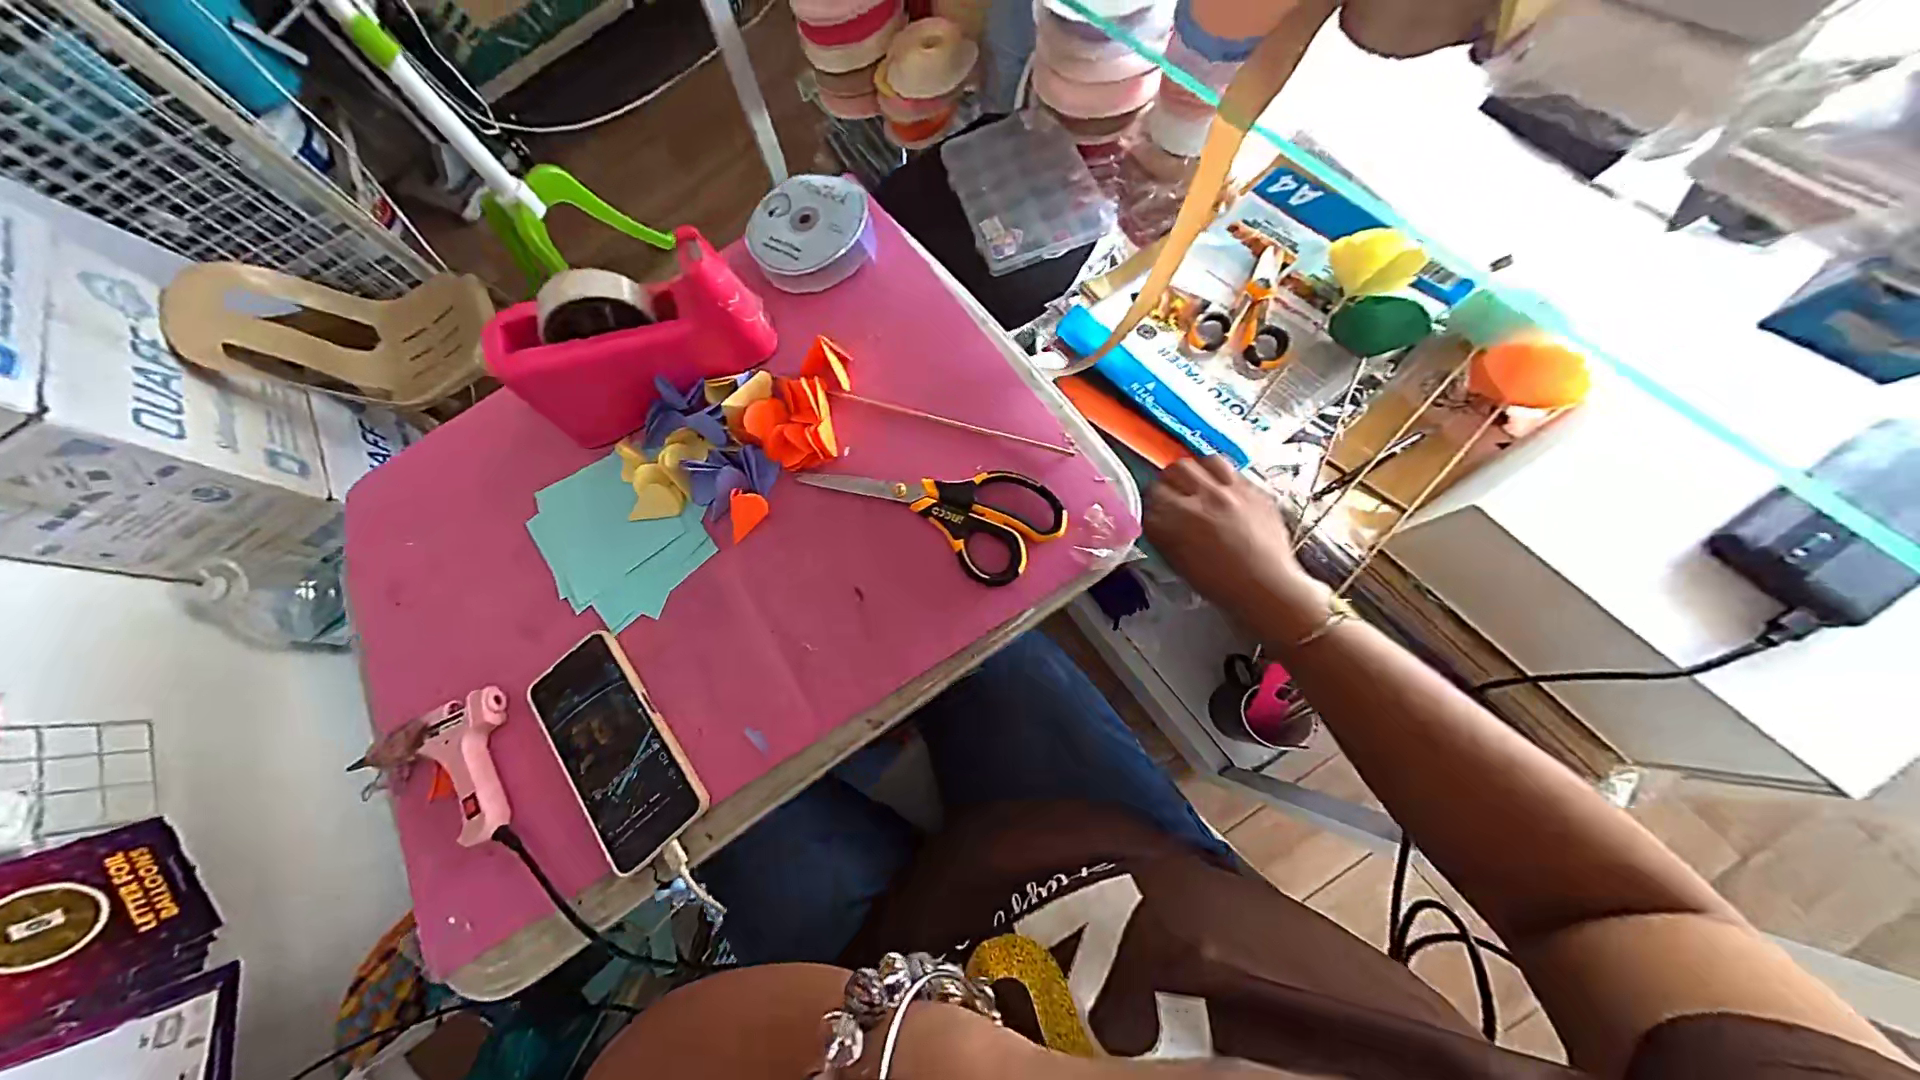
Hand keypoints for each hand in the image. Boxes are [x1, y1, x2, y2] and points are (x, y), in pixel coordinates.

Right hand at [1143, 456, 1328, 626]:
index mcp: (1175, 520)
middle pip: (1174, 470)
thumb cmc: (1218, 583)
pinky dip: (1221, 477)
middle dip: (1171, 482)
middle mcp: (1200, 499)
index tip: (1156, 511)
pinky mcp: (1254, 490)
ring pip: (1203, 462)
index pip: (1152, 495)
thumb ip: (1163, 532)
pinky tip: (1222, 490)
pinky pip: (1231, 470)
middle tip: (1175, 494)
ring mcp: (1230, 491)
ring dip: (1197, 472)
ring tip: (1199, 485)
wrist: (1266, 588)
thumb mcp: (1177, 560)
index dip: (1153, 503)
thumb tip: (1158, 517)